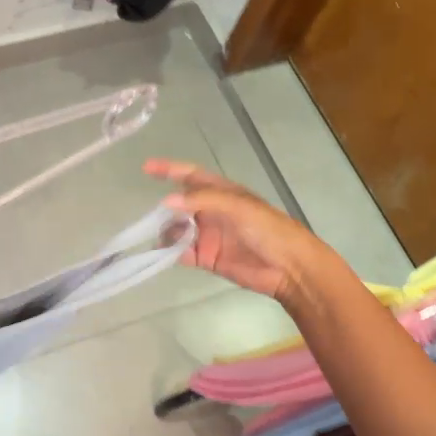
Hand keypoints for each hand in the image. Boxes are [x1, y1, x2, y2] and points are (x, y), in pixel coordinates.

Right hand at [145, 159, 337, 304]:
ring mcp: (208, 235)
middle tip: (151, 218)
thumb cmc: (268, 229)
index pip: (190, 176)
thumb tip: (165, 202)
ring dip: (166, 232)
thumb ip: (201, 200)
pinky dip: (170, 252)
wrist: (289, 267)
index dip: (169, 169)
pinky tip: (163, 254)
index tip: (146, 167)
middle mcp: (211, 211)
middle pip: (179, 205)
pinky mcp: (207, 258)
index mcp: (221, 192)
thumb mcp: (237, 206)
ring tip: (162, 239)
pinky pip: (181, 252)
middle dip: (164, 209)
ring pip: (177, 230)